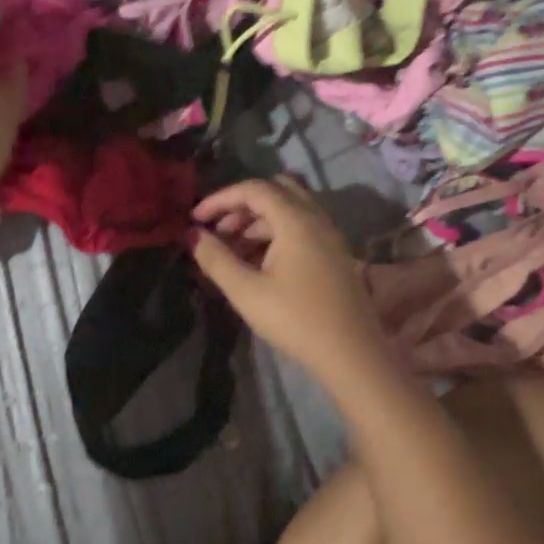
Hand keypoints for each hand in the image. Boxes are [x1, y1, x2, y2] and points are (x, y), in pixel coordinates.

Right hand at [191, 177, 394, 384]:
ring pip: (290, 211)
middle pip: (276, 192)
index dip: (221, 198)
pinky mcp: (335, 255)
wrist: (351, 354)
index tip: (196, 218)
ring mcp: (330, 237)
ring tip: (232, 252)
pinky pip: (302, 228)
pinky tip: (259, 264)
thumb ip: (216, 259)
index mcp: (296, 221)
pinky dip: (275, 234)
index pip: (254, 189)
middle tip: (218, 231)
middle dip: (242, 206)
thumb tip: (192, 235)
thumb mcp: (246, 291)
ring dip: (258, 222)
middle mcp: (317, 220)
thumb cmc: (295, 319)